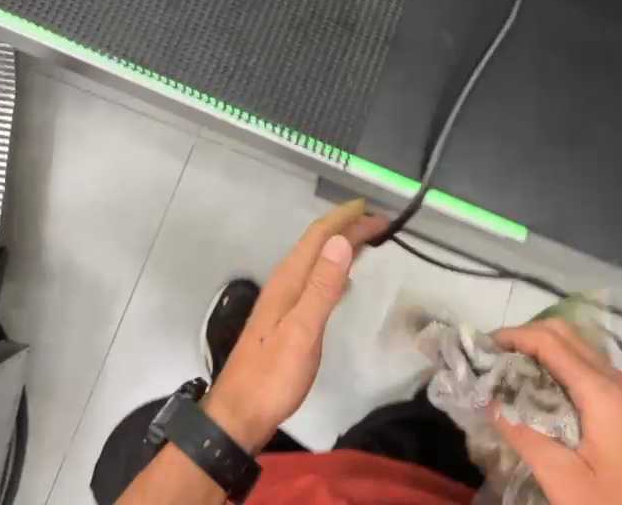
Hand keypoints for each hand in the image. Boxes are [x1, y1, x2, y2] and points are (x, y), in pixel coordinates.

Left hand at [202, 200, 387, 451]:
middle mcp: (285, 283)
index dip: (344, 219)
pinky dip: (334, 269)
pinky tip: (344, 279)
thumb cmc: (273, 375)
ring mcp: (284, 300)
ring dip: (341, 246)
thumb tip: (341, 241)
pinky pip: (315, 279)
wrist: (240, 413)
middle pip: (317, 245)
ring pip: (316, 260)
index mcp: (288, 280)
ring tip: (368, 241)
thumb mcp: (302, 332)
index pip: (318, 237)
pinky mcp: (287, 317)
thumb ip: (322, 287)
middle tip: (381, 223)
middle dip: (347, 228)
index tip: (372, 208)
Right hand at [493, 318, 621, 504]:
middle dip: (526, 337)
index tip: (482, 349)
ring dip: (543, 349)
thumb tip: (492, 404)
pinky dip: (561, 366)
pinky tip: (543, 392)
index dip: (513, 336)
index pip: (550, 341)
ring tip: (511, 372)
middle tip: (494, 359)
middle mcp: (618, 381)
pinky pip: (590, 368)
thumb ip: (526, 438)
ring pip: (579, 348)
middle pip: (566, 334)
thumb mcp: (566, 483)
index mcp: (602, 392)